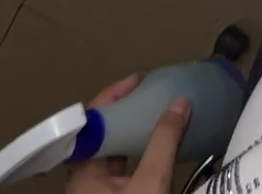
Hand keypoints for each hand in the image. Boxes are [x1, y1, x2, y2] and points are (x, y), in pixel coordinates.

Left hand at [64, 75, 191, 193]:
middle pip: (105, 136)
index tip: (138, 80)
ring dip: (137, 130)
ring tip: (162, 111)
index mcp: (81, 174)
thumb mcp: (152, 180)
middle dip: (129, 110)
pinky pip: (126, 168)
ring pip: (117, 153)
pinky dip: (142, 151)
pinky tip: (161, 144)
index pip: (91, 123)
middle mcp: (84, 181)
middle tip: (153, 92)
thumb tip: (180, 100)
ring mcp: (99, 192)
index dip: (113, 97)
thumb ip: (164, 140)